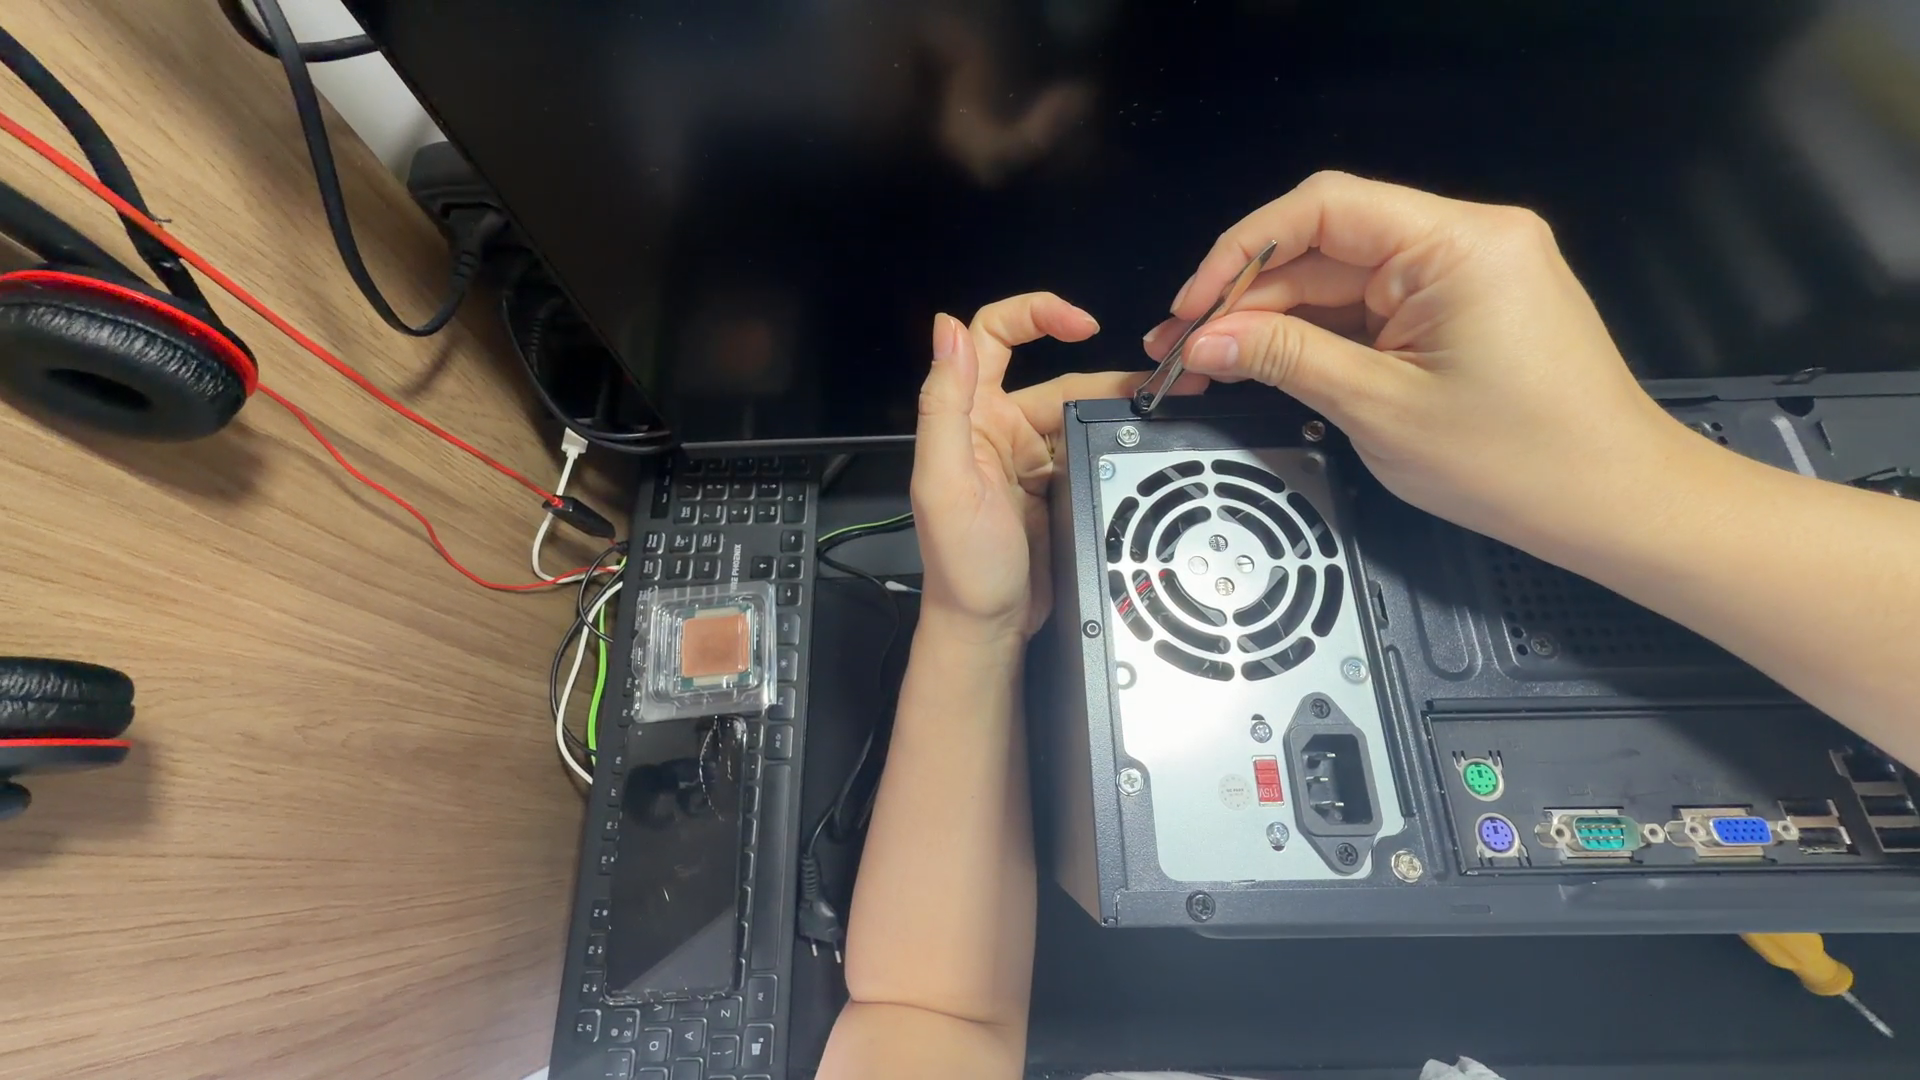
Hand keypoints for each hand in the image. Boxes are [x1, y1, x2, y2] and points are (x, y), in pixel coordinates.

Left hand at [914, 294, 1203, 639]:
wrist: (988, 625)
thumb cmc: (960, 564)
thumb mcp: (945, 481)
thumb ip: (944, 405)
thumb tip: (948, 331)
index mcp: (967, 418)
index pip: (992, 338)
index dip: (1034, 315)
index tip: (1079, 322)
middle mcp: (996, 430)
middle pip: (1054, 378)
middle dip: (1104, 377)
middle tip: (1154, 384)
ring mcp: (1028, 459)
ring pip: (1078, 413)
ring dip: (1117, 408)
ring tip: (1161, 407)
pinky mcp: (1053, 485)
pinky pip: (1087, 447)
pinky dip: (1112, 439)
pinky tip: (1139, 440)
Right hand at [1145, 171, 1697, 548]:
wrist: (1606, 504)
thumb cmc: (1509, 460)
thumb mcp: (1378, 407)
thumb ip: (1286, 359)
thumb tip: (1201, 339)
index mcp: (1456, 244)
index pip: (1322, 209)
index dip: (1240, 252)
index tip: (1189, 307)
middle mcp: (1455, 243)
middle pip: (1317, 250)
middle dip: (1239, 299)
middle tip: (1174, 348)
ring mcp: (1449, 279)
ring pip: (1328, 285)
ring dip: (1261, 323)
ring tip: (1198, 362)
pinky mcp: (1442, 314)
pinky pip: (1355, 314)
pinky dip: (1301, 341)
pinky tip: (1252, 363)